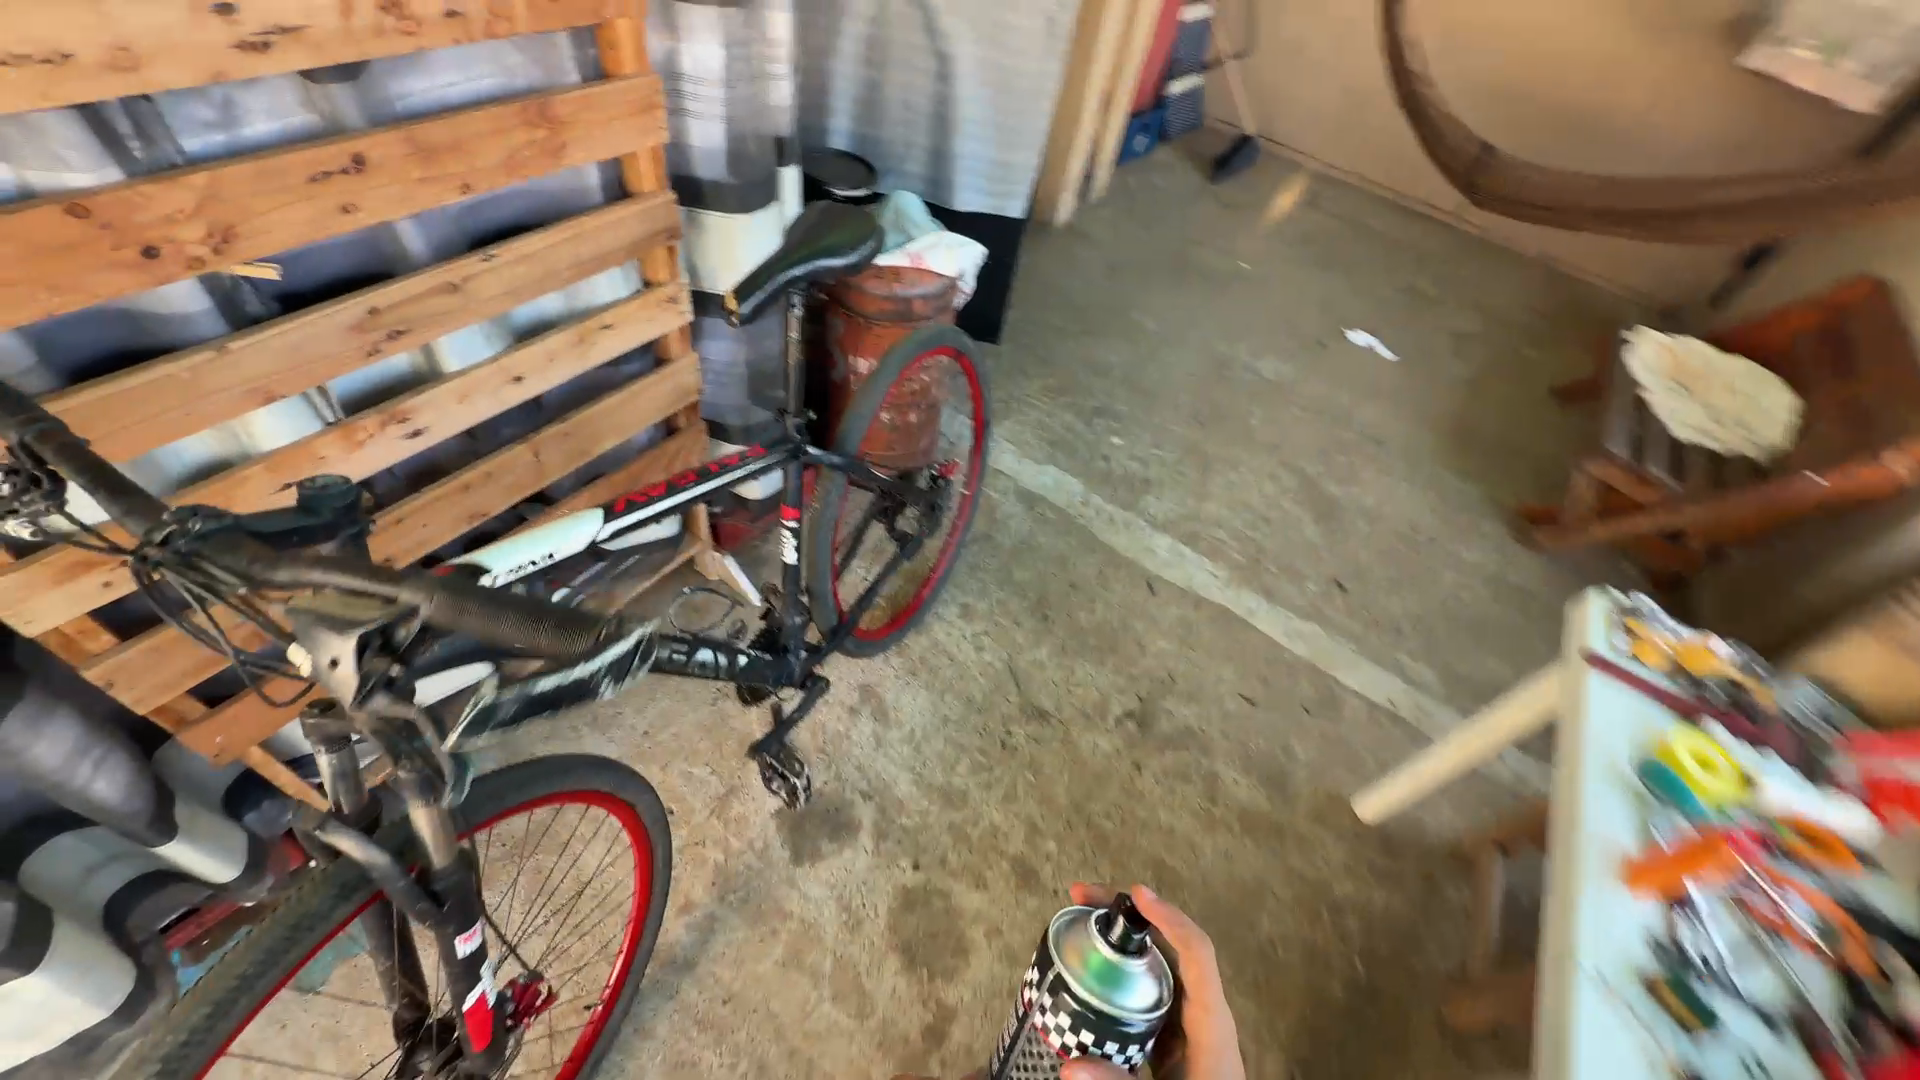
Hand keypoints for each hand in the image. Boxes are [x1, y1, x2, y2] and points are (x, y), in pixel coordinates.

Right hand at [1059, 884, 1244, 1079]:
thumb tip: (1067, 1066)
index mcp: (1211, 1020)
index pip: (1197, 952)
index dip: (1169, 918)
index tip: (1136, 893)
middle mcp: (1201, 1007)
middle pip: (1171, 942)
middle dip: (1129, 912)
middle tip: (1082, 896)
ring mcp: (1187, 1016)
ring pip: (1158, 958)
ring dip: (1124, 930)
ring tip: (1082, 915)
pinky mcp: (1172, 1029)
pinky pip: (1148, 980)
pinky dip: (1122, 960)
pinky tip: (1094, 961)